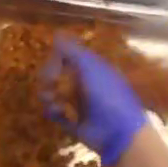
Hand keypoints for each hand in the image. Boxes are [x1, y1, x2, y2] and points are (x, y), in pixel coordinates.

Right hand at [41, 36, 149, 165]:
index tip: (53, 65)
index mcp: (90, 69)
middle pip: (56, 75)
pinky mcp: (71, 121)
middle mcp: (82, 84)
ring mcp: (76, 103)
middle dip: (49, 77)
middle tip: (50, 82)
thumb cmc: (108, 95)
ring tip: (52, 100)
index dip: (56, 60)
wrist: (119, 131)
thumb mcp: (91, 68)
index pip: (66, 58)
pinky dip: (52, 111)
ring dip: (48, 94)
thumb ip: (73, 52)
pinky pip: (54, 112)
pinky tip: (57, 112)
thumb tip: (56, 34)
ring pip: (52, 93)